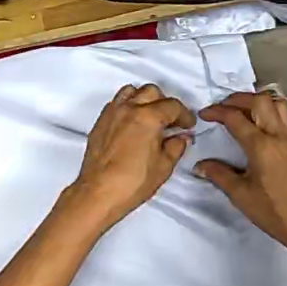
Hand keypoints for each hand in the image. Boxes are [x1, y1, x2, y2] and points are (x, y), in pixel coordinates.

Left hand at [62, 83, 196, 229]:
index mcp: (148, 117)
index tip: (187, 124)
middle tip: (172, 119)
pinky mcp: (100, 123)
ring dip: (144, 98)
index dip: (184, 115)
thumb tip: (181, 138)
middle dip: (165, 103)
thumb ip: (176, 147)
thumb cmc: (130, 182)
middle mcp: (129, 110)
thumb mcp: (164, 166)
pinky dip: (127, 105)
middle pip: (152, 92)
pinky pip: (116, 103)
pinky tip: (132, 121)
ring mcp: (112, 114)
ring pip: (131, 91)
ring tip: (150, 114)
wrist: (99, 194)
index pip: (173, 106)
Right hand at [197, 92, 286, 255]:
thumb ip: (219, 175)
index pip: (236, 118)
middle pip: (259, 101)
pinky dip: (271, 110)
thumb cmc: (273, 211)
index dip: (217, 112)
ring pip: (276, 103)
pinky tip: (261, 122)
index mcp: (261, 146)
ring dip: (257, 101)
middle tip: (221, 107)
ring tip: (241, 110)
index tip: (204, 114)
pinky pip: (285, 115)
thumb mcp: (241, 195)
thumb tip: (200, 165)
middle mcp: (278, 135)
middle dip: (237, 99)